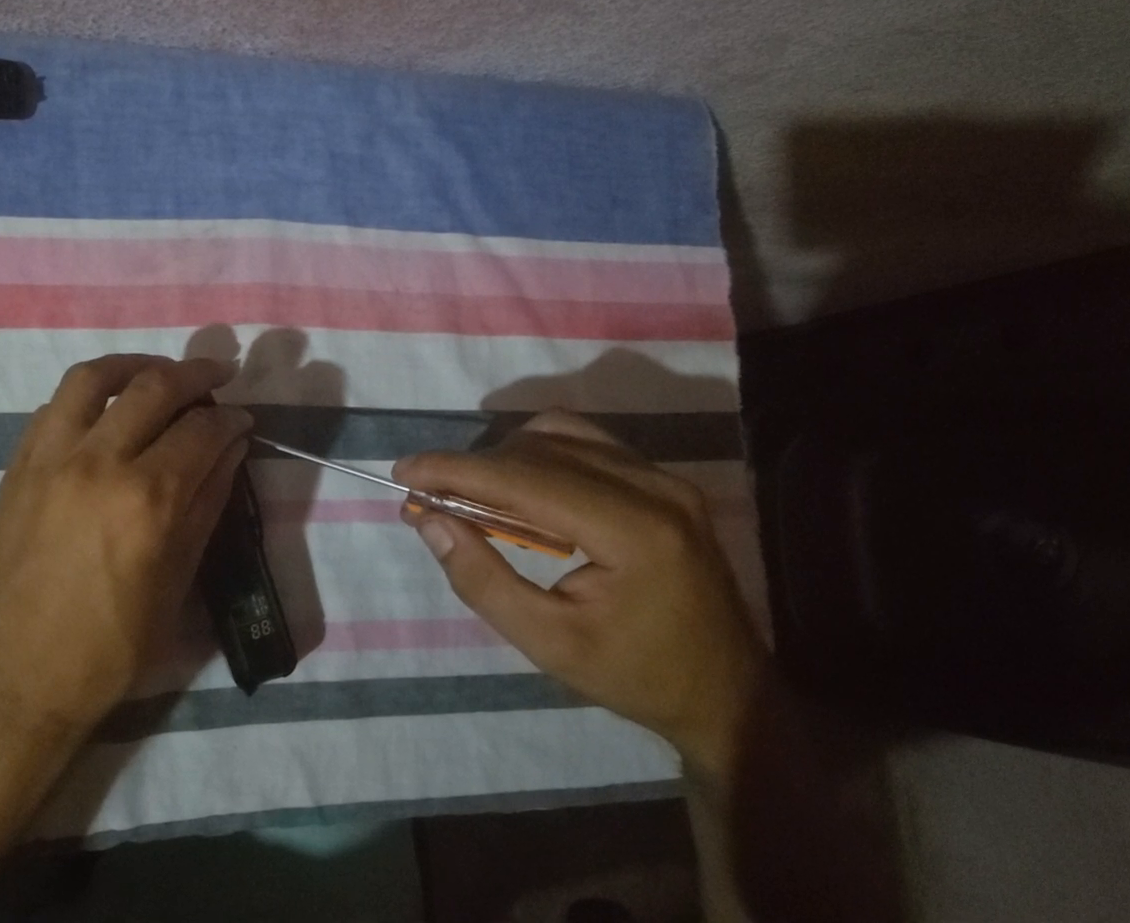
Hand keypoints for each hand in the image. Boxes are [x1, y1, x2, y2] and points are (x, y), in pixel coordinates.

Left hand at [0, 355, 252, 736]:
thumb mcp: (177, 586)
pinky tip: (106, 408)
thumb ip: (206, 507)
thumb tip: (229, 451)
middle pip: (154, 388)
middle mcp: (98, 463)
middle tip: (217, 376)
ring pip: (94, 378)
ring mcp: (50, 459)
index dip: (230, 419)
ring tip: (159, 373)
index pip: (201, 431)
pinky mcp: (17, 467)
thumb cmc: (111, 649)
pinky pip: (53, 406)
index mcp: (148, 500)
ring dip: (135, 365)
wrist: (17, 678)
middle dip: (196, 374)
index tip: (243, 419)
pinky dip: (88, 394)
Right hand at [394, 411, 764, 775]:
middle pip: (540, 449)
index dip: (456, 469)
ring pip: (562, 435)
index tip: (403, 472)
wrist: (726, 693)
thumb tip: (429, 520)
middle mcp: (654, 488)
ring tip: (471, 496)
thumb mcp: (548, 644)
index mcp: (633, 531)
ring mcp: (665, 480)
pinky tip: (519, 492)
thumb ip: (484, 580)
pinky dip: (539, 456)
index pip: (525, 478)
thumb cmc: (635, 677)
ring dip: (505, 458)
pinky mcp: (665, 483)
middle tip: (428, 499)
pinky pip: (587, 444)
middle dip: (474, 467)